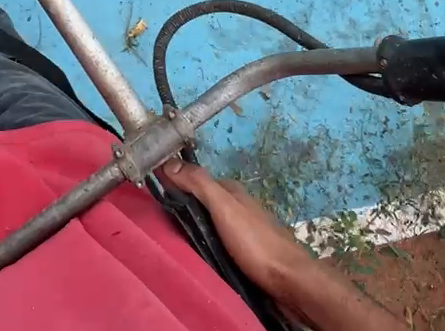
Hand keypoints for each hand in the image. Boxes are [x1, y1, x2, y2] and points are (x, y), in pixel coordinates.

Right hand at [160, 160, 400, 330]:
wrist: (292, 283)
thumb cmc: (255, 242)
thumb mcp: (223, 207)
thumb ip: (198, 183)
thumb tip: (168, 161)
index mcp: (230, 190)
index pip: (194, 178)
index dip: (174, 181)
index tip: (152, 191)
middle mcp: (237, 205)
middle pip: (202, 200)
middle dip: (182, 206)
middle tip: (160, 220)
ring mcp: (244, 229)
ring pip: (210, 222)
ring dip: (194, 227)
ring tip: (175, 239)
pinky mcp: (248, 252)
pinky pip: (218, 241)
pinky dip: (206, 243)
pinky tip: (199, 253)